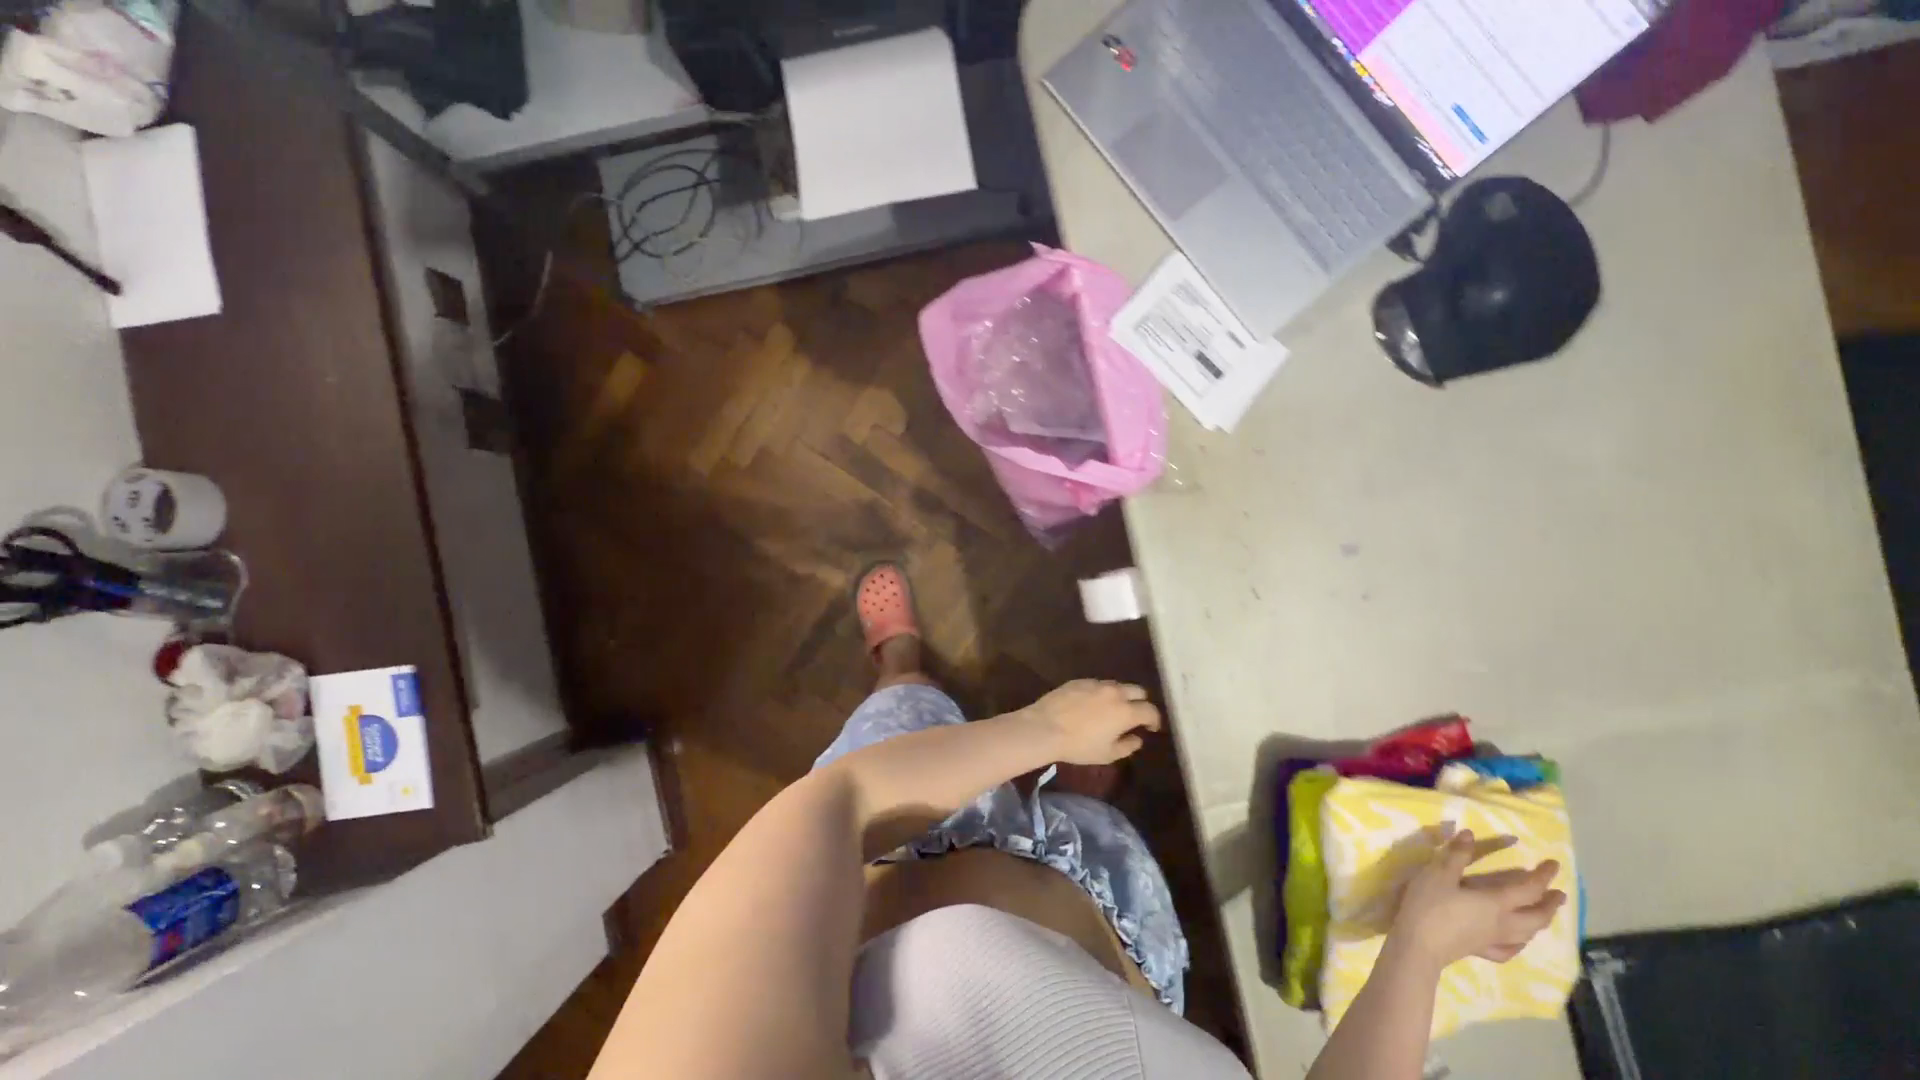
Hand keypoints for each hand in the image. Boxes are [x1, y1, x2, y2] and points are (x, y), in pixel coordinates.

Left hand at [1023, 680, 1161, 764]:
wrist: (1045, 727)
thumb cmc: (1079, 746)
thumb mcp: (1107, 754)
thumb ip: (1127, 746)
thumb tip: (1137, 738)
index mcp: (1126, 711)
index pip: (1150, 711)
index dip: (1154, 720)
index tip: (1151, 728)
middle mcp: (1115, 692)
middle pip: (1137, 691)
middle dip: (1140, 702)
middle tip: (1134, 715)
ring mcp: (1096, 684)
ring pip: (1117, 685)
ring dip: (1120, 696)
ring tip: (1112, 709)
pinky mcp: (1079, 681)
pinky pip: (1097, 684)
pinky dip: (1100, 693)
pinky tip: (1091, 703)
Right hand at [1389, 829, 1566, 971]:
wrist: (1418, 945)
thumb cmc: (1429, 906)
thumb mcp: (1438, 874)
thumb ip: (1456, 855)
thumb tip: (1470, 834)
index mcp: (1496, 902)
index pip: (1529, 888)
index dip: (1543, 876)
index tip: (1554, 864)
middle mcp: (1503, 923)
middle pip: (1536, 916)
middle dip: (1550, 904)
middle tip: (1559, 894)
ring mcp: (1493, 940)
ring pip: (1527, 934)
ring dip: (1540, 923)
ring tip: (1544, 915)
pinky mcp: (1480, 951)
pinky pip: (1508, 950)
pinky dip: (1518, 945)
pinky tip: (1518, 943)